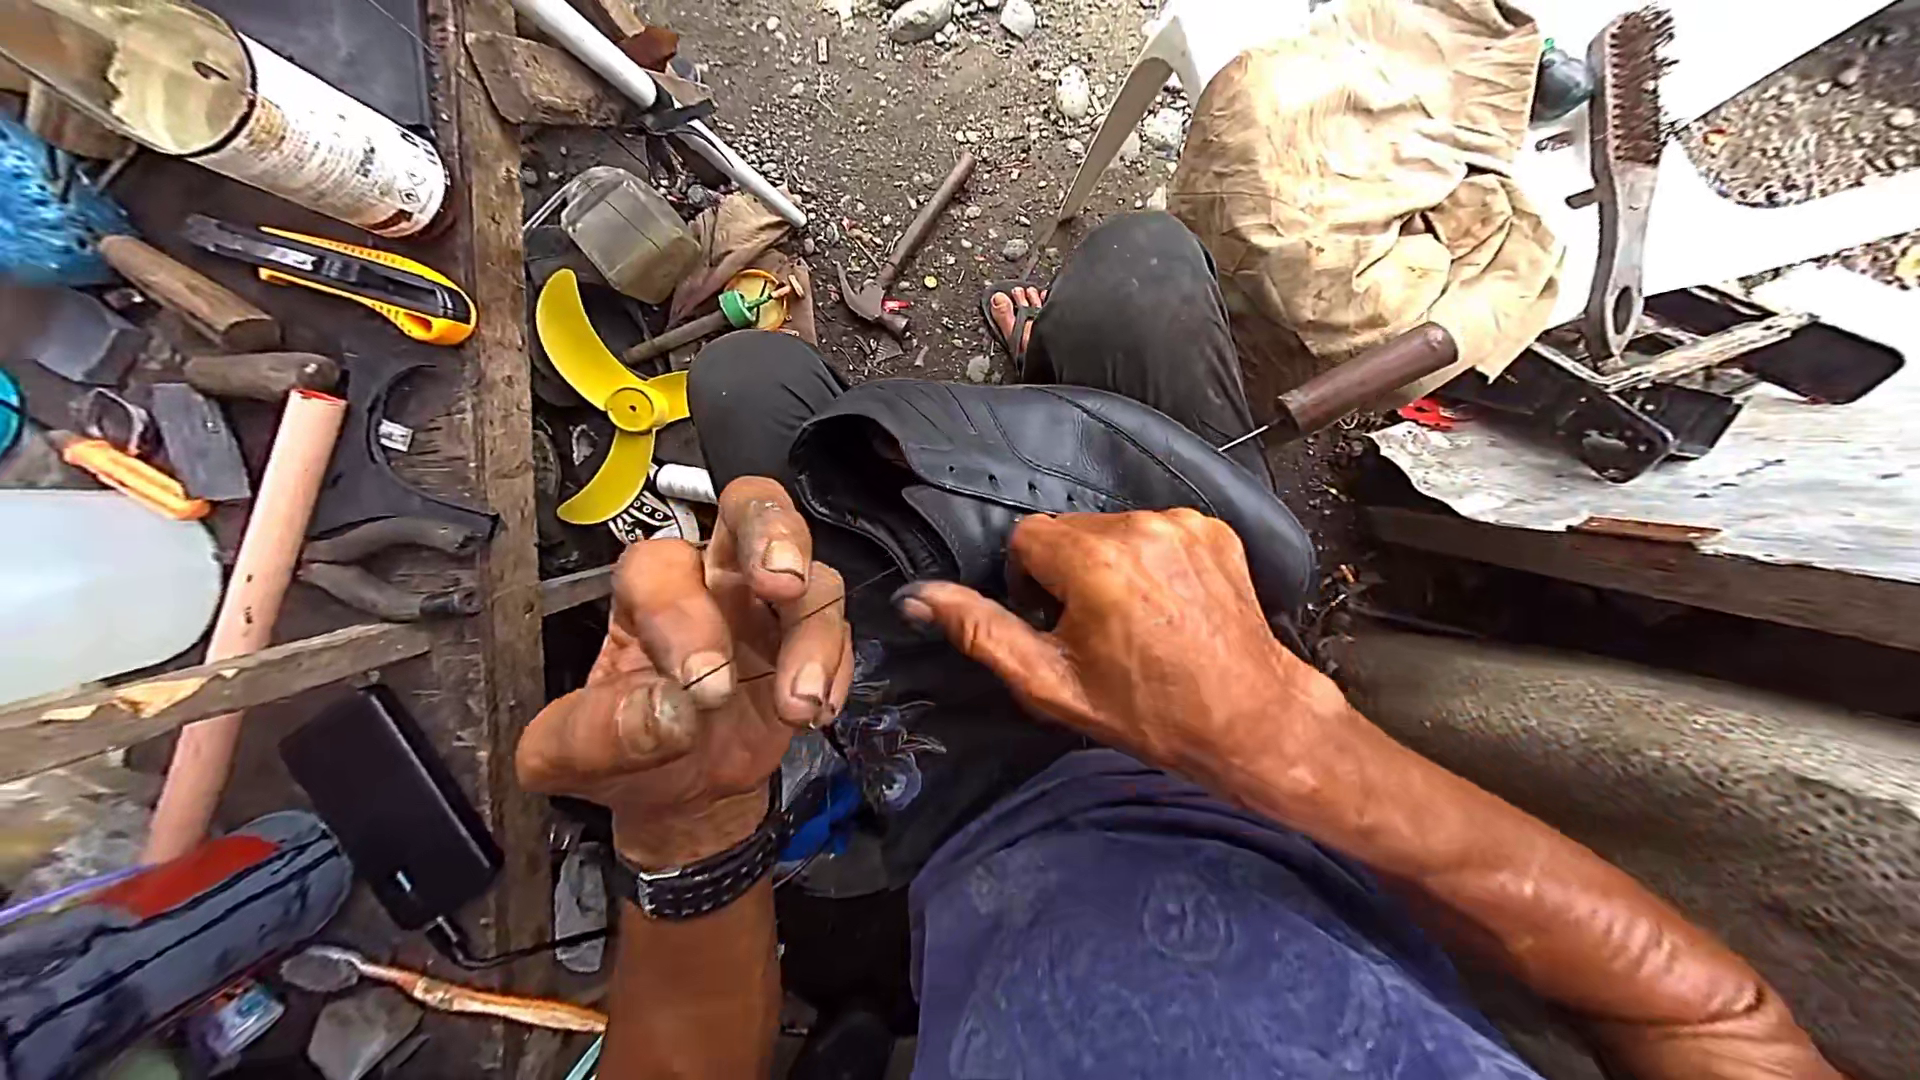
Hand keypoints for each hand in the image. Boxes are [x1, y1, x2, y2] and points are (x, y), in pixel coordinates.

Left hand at [517, 478, 852, 868]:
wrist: (681, 785)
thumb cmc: (628, 748)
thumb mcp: (573, 753)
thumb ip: (598, 733)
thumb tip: (666, 713)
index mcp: (651, 588)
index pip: (666, 565)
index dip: (683, 612)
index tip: (699, 681)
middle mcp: (719, 581)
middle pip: (754, 510)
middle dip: (775, 534)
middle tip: (782, 581)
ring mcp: (775, 610)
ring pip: (817, 580)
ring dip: (815, 635)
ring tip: (798, 701)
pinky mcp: (815, 645)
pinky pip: (841, 635)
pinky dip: (836, 669)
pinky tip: (815, 711)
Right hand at [895, 510, 1350, 783]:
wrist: (1252, 719)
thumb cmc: (1146, 711)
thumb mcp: (1050, 683)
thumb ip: (980, 631)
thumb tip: (919, 596)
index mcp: (1095, 560)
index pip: (1025, 538)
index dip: (1029, 583)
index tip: (1055, 623)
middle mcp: (1140, 525)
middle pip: (1067, 529)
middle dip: (1066, 571)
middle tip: (1093, 627)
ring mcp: (1184, 523)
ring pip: (1107, 527)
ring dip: (1104, 563)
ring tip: (1132, 617)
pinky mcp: (1213, 527)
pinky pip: (1152, 528)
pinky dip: (1145, 557)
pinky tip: (1164, 601)